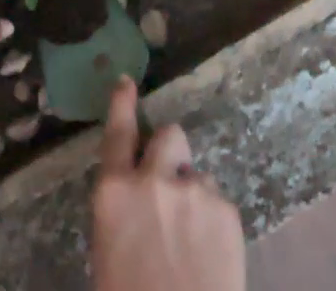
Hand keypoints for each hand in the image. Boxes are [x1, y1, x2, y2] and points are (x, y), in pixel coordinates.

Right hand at [90, 77, 245, 290]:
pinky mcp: (227, 209)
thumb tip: (136, 199)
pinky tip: (209, 253)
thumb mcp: (108, 251)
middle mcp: (153, 179)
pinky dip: (212, 220)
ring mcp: (194, 191)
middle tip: (170, 180)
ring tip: (191, 238)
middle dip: (169, 150)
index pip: (117, 133)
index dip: (122, 103)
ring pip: (195, 174)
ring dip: (192, 195)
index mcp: (113, 192)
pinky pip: (217, 202)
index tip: (127, 82)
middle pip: (168, 135)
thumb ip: (123, 211)